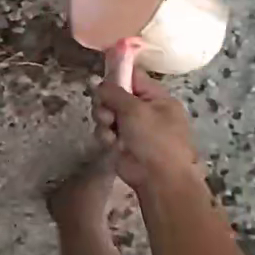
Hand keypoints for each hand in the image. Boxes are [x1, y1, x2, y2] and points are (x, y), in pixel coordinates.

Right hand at [93, 73, 203, 192]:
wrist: (159, 179)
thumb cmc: (154, 139)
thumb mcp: (135, 109)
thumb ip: (112, 92)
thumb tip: (94, 80)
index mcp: (157, 98)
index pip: (133, 76)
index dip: (116, 74)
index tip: (99, 76)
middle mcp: (145, 110)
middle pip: (115, 94)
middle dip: (106, 102)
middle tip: (106, 110)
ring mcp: (133, 127)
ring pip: (106, 112)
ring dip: (104, 119)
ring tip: (109, 128)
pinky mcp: (121, 143)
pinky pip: (106, 131)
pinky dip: (106, 135)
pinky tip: (111, 143)